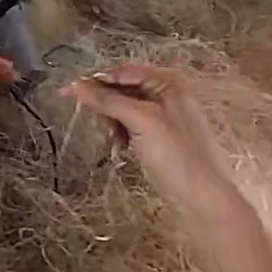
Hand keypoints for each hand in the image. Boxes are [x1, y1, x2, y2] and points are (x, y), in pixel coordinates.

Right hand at [68, 65, 239, 214]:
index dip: (94, 80)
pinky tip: (122, 146)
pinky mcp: (161, 134)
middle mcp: (167, 92)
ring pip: (124, 106)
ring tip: (113, 138)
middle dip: (106, 104)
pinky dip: (122, 131)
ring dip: (112, 120)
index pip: (121, 72)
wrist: (204, 200)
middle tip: (94, 120)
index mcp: (168, 81)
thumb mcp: (139, 121)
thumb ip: (107, 100)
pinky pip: (132, 123)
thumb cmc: (175, 155)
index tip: (67, 92)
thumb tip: (74, 85)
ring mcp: (165, 114)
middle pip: (121, 88)